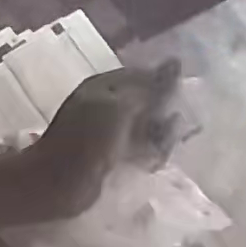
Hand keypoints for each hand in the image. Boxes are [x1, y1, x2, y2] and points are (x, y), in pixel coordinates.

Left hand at [24, 61, 180, 217]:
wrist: (58, 183)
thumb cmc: (84, 141)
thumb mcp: (119, 106)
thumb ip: (149, 88)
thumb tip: (175, 63)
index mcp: (103, 86)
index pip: (144, 74)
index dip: (166, 82)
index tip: (187, 95)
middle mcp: (107, 105)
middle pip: (150, 101)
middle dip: (166, 113)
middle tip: (169, 128)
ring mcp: (110, 132)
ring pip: (149, 126)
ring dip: (161, 136)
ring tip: (159, 148)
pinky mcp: (114, 156)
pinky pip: (143, 149)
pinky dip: (152, 153)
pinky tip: (154, 162)